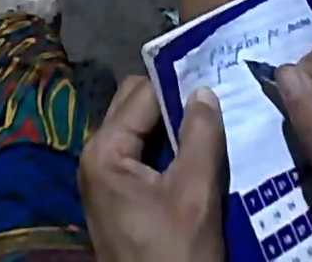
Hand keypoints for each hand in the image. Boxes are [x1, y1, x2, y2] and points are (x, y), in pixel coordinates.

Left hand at [81, 76, 227, 261]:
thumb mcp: (194, 194)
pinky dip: (169, 140)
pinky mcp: (119, 192)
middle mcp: (97, 154)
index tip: (212, 68)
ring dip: (173, 118)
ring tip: (211, 112)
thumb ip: (200, 135)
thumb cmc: (174, 256)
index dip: (178, 79)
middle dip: (173, 95)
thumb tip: (204, 89)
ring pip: (141, 123)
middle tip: (213, 92)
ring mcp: (106, 174)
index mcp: (106, 150)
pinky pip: (143, 147)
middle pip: (137, 100)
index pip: (144, 91)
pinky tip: (198, 142)